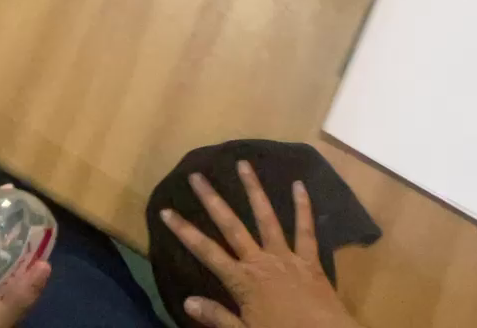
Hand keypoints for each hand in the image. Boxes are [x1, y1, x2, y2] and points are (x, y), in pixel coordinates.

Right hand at [159, 162, 359, 327]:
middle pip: (231, 226)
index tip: (166, 211)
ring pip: (265, 218)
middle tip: (196, 176)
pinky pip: (306, 231)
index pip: (207, 252)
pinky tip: (299, 185)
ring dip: (253, 190)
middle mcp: (260, 261)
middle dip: (212, 200)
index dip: (185, 231)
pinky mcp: (310, 261)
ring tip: (243, 164)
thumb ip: (218, 318)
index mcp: (243, 281)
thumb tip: (187, 300)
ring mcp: (286, 257)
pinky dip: (303, 207)